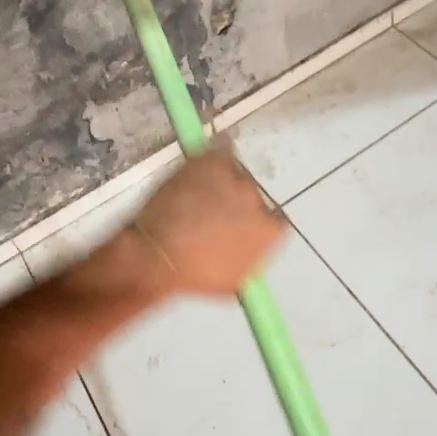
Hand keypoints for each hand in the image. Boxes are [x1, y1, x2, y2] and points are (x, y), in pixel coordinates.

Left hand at [129, 140, 285, 296]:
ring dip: (222, 182)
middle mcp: (256, 200)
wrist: (162, 252)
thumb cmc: (198, 275)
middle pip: (252, 195)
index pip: (274, 221)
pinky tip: (198, 174)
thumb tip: (250, 250)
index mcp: (269, 231)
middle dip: (236, 203)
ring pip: (234, 174)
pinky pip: (219, 155)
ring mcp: (233, 177)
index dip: (255, 223)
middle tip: (214, 212)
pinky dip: (211, 163)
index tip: (239, 227)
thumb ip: (252, 259)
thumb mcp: (235, 281)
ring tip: (200, 194)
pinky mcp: (210, 161)